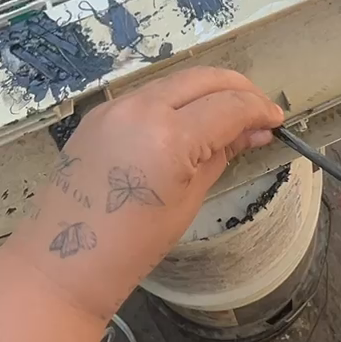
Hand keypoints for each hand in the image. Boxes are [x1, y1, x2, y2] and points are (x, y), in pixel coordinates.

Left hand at [0, 67, 284, 320]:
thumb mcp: (189, 200)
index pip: (228, 106)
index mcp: (169, 136)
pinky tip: (190, 119)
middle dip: (238, 88)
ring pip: (177, 80)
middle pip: (204, 78)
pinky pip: (150, 93)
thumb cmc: (134, 245)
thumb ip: (222, 153)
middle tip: (259, 110)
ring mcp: (117, 104)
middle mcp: (142, 107)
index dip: (258, 109)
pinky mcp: (102, 110)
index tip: (277, 119)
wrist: (63, 262)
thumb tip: (255, 130)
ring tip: (230, 114)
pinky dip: (177, 99)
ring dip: (208, 90)